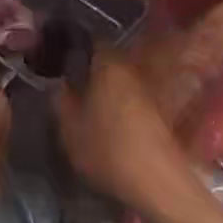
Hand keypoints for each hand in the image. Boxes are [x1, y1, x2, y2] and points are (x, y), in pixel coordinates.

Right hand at [53, 50, 189, 210]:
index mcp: (110, 66)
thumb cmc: (107, 150)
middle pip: (110, 61)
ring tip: (89, 102)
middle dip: (93, 68)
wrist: (156, 180)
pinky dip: (122, 103)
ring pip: (124, 80)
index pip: (94, 42)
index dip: (78, 46)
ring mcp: (151, 90)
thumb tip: (61, 84)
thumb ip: (62, 102)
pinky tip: (110, 119)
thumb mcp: (70, 130)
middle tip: (72, 81)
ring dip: (109, 87)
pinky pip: (135, 97)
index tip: (63, 56)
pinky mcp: (161, 111)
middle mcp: (134, 70)